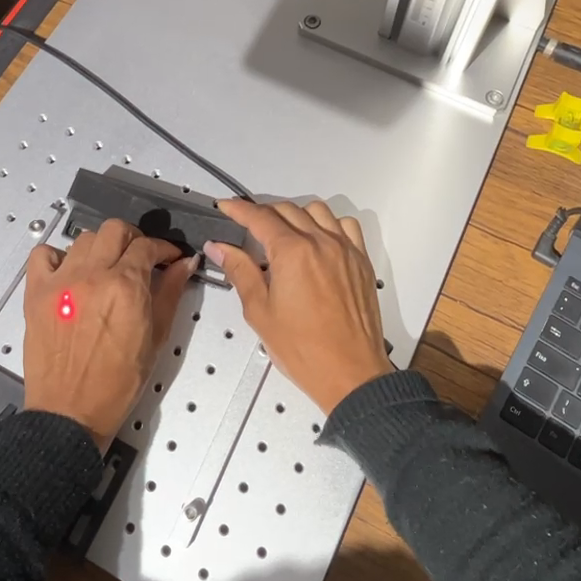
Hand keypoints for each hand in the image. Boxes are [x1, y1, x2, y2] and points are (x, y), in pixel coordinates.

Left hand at [23, 219, 197, 449]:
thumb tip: (185, 264)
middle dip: (133, 239)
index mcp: (126, 287)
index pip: (147, 245)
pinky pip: (43, 254)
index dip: (162, 248)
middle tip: (139, 257)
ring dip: (100, 248)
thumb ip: (171, 293)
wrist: (71, 413)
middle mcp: (93, 276)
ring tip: (106, 268)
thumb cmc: (117, 383)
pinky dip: (57, 256)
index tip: (167, 257)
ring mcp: (61, 282)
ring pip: (84, 239)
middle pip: (115, 229)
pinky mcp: (36, 293)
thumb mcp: (156, 337)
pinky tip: (69, 272)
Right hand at [205, 199, 392, 414]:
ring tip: (283, 234)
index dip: (239, 209)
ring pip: (318, 210)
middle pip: (287, 209)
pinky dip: (329, 224)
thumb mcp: (260, 311)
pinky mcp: (361, 261)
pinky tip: (319, 240)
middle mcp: (320, 242)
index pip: (260, 217)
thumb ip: (240, 271)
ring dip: (296, 215)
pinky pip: (346, 226)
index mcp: (292, 252)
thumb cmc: (305, 349)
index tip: (227, 207)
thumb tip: (219, 248)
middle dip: (264, 213)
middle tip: (248, 226)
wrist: (350, 373)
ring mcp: (345, 249)